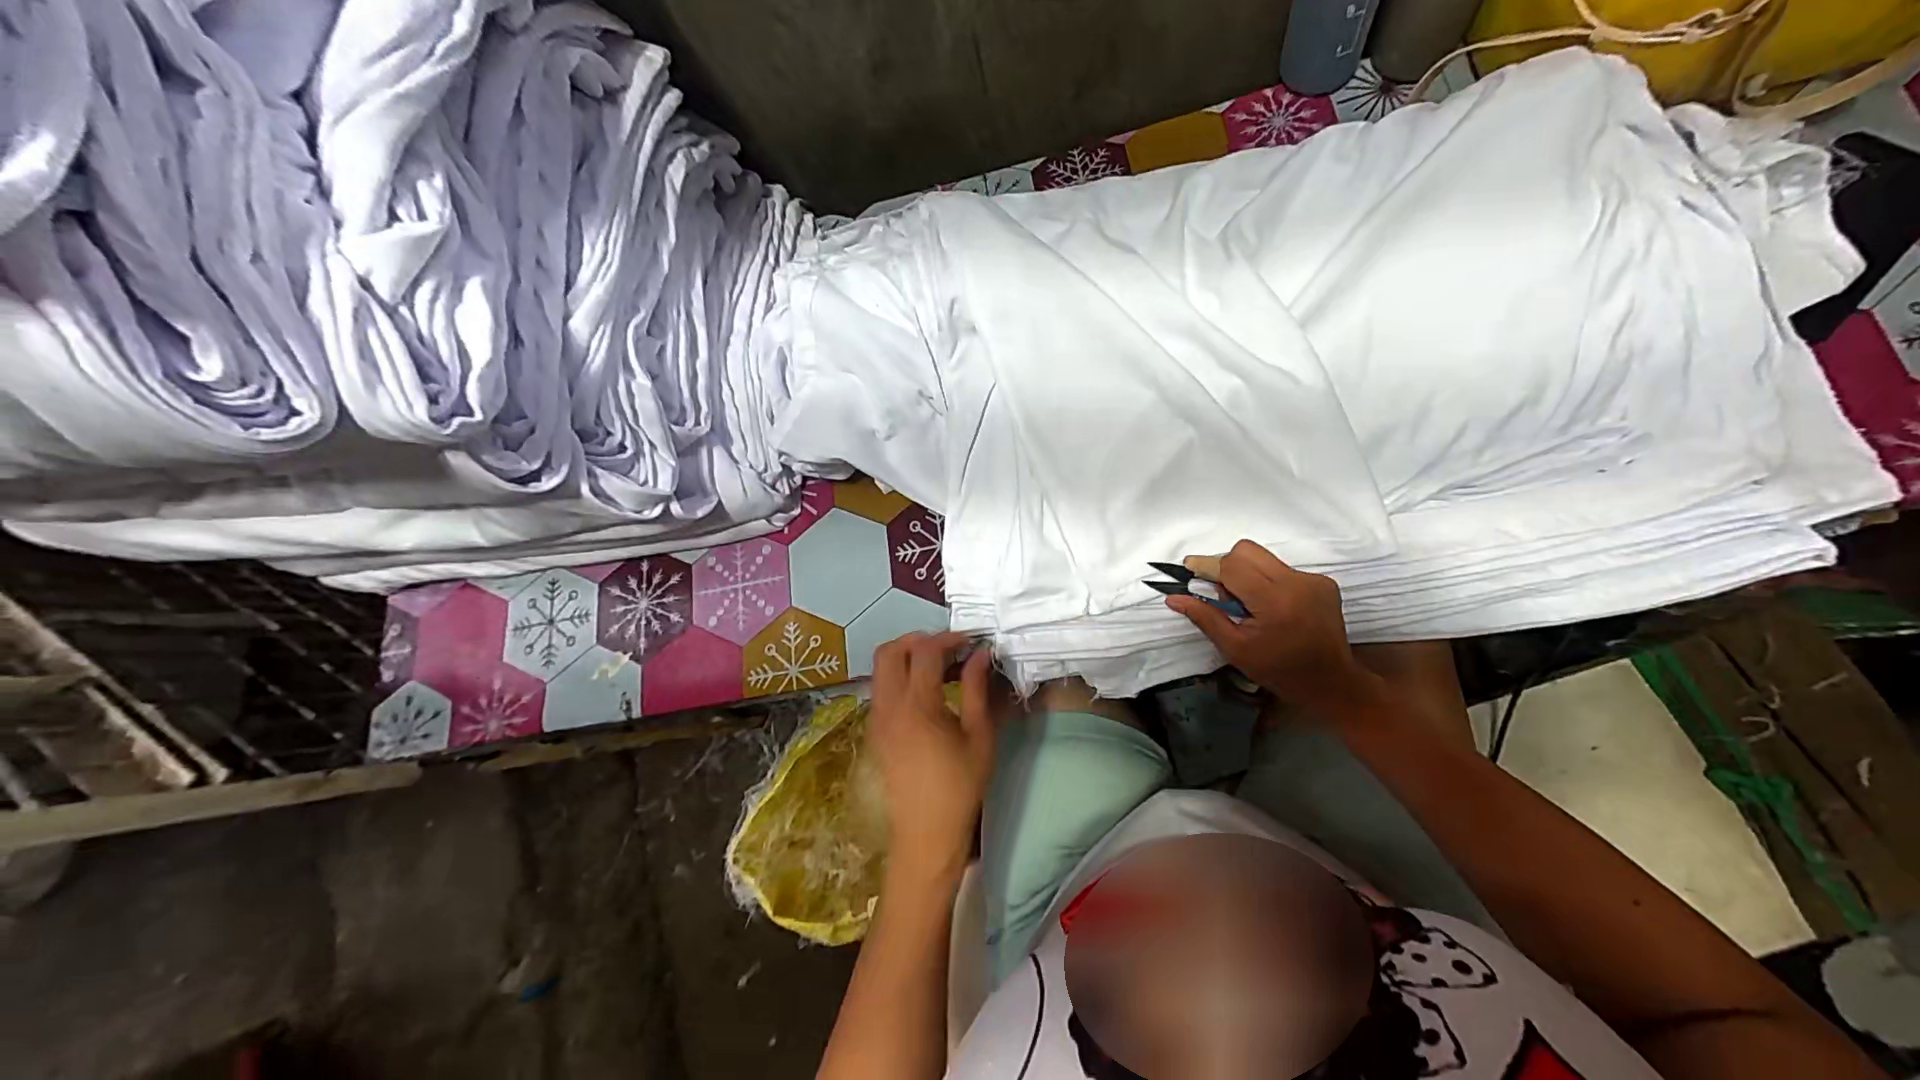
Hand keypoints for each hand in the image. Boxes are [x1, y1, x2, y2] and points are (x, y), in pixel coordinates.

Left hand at [867, 631, 996, 879]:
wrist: (926, 831)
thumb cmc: (961, 785)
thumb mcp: (979, 735)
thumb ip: (977, 688)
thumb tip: (980, 654)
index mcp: (917, 705)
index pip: (925, 651)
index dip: (948, 638)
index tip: (970, 641)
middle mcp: (889, 705)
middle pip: (890, 650)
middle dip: (918, 640)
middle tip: (948, 648)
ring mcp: (877, 717)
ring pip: (880, 668)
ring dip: (906, 657)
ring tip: (939, 668)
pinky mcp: (874, 730)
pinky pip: (881, 688)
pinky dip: (899, 676)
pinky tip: (926, 692)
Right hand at [1165, 540, 1386, 715]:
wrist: (1331, 682)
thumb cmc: (1279, 671)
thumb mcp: (1235, 648)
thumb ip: (1204, 617)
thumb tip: (1174, 598)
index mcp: (1274, 601)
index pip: (1232, 566)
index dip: (1207, 566)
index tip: (1189, 568)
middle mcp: (1297, 583)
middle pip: (1247, 551)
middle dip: (1227, 567)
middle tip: (1224, 596)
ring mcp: (1313, 580)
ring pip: (1264, 558)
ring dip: (1248, 574)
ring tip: (1251, 606)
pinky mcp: (1323, 582)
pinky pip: (1283, 569)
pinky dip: (1269, 582)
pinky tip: (1273, 609)